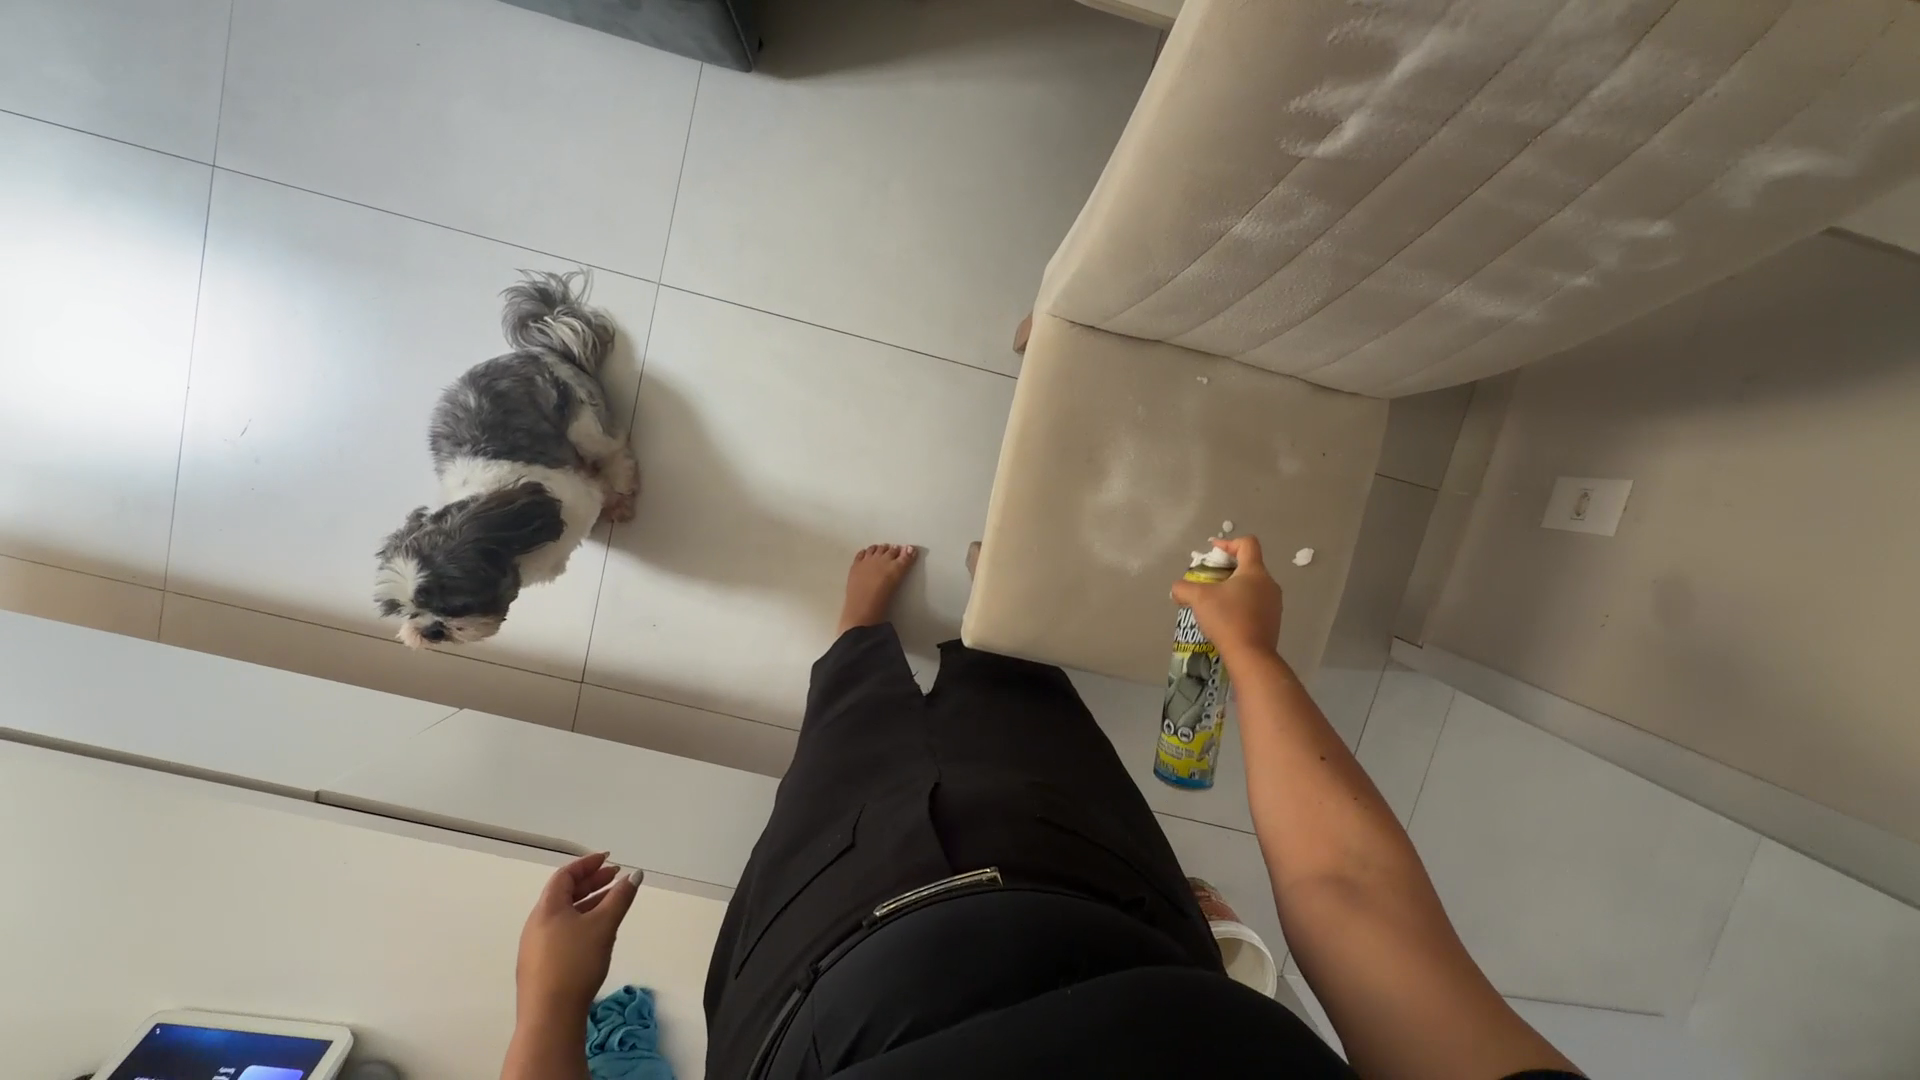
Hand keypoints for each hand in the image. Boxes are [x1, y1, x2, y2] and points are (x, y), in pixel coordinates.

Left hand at [515, 852, 640, 1020]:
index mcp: (547, 909)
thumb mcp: (604, 925)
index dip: (588, 864)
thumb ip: (621, 897)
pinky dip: (582, 922)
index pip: (565, 875)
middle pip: (564, 893)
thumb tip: (635, 874)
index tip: (609, 859)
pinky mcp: (540, 965)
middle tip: (615, 877)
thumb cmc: (575, 962)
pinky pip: (563, 931)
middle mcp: (537, 924)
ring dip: (589, 903)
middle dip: (591, 882)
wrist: (549, 1016)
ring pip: (565, 914)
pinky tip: (598, 933)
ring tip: (612, 903)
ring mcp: (536, 946)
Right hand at [1171, 535, 1282, 661]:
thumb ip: (1183, 588)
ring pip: (1252, 586)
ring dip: (1233, 588)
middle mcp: (1269, 584)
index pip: (1247, 544)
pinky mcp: (1273, 621)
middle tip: (1208, 580)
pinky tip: (1225, 618)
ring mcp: (1274, 603)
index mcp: (1254, 571)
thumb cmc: (1227, 618)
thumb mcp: (1198, 598)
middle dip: (1226, 569)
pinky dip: (1240, 604)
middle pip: (1249, 565)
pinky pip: (1256, 604)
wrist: (1250, 655)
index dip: (1229, 542)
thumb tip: (1177, 589)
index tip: (1212, 552)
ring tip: (1214, 601)